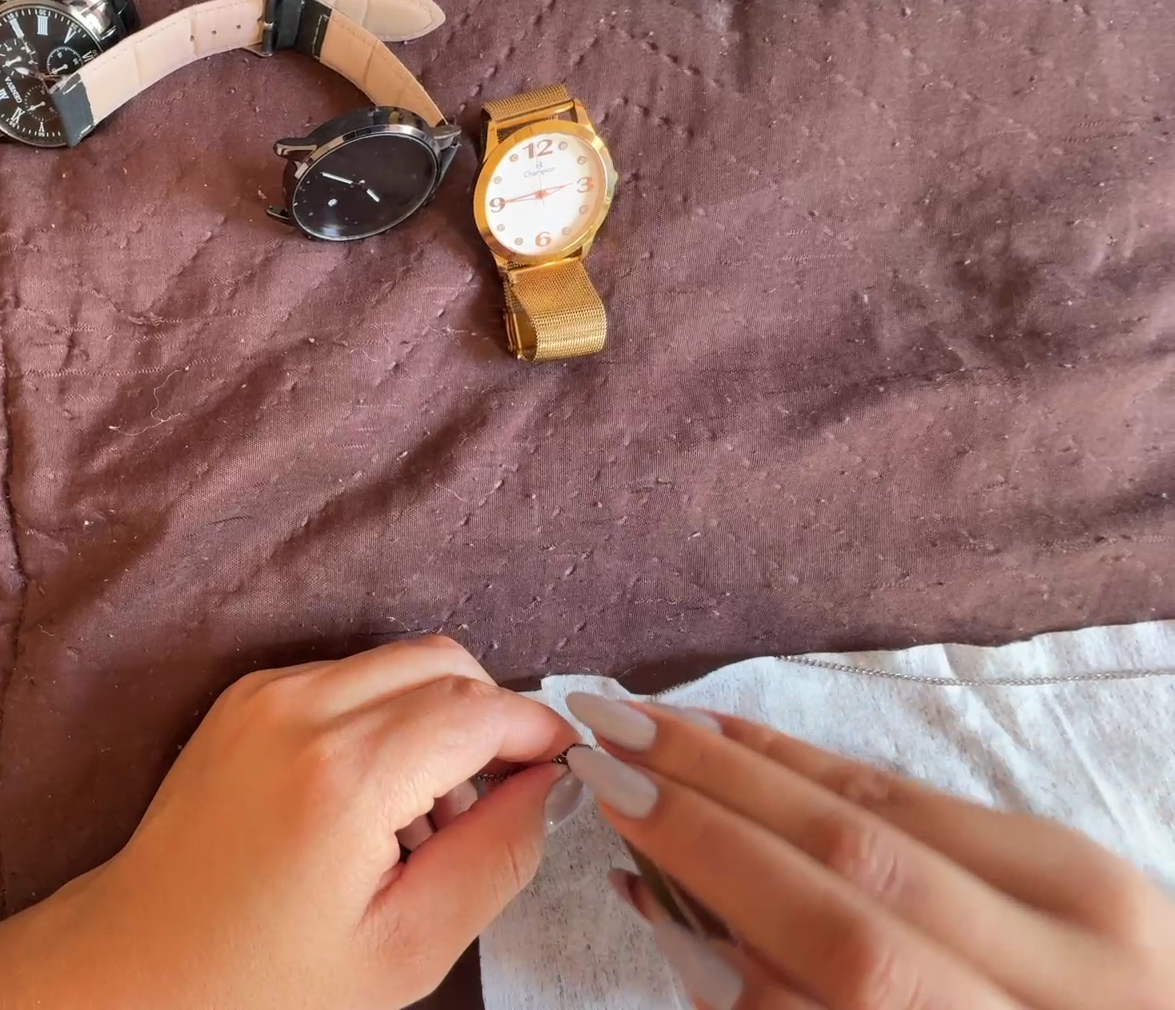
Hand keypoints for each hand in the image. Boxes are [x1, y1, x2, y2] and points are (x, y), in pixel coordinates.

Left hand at [0, 636, 583, 1009]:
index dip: (533, 725)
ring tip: (415, 811)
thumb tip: (545, 783)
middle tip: (482, 799)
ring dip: (430, 713)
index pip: (474, 706)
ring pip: (391, 661)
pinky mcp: (243, 695)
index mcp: (343, 774)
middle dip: (485, 712)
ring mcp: (262, 691)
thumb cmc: (265, 984)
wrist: (138, 960)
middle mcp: (297, 706)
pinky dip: (379, 712)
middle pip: (437, 660)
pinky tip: (364, 790)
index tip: (560, 757)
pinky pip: (342, 676)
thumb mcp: (404, 948)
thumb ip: (494, 854)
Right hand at [562, 694, 1174, 1008]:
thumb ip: (763, 999)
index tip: (615, 827)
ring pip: (868, 812)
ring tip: (636, 717)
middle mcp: (1080, 997)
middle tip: (601, 743)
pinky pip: (897, 789)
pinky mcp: (1079, 857)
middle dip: (699, 795)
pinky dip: (789, 754)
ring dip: (728, 755)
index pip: (839, 965)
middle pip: (847, 868)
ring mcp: (1096, 918)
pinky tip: (713, 726)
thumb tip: (645, 890)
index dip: (709, 888)